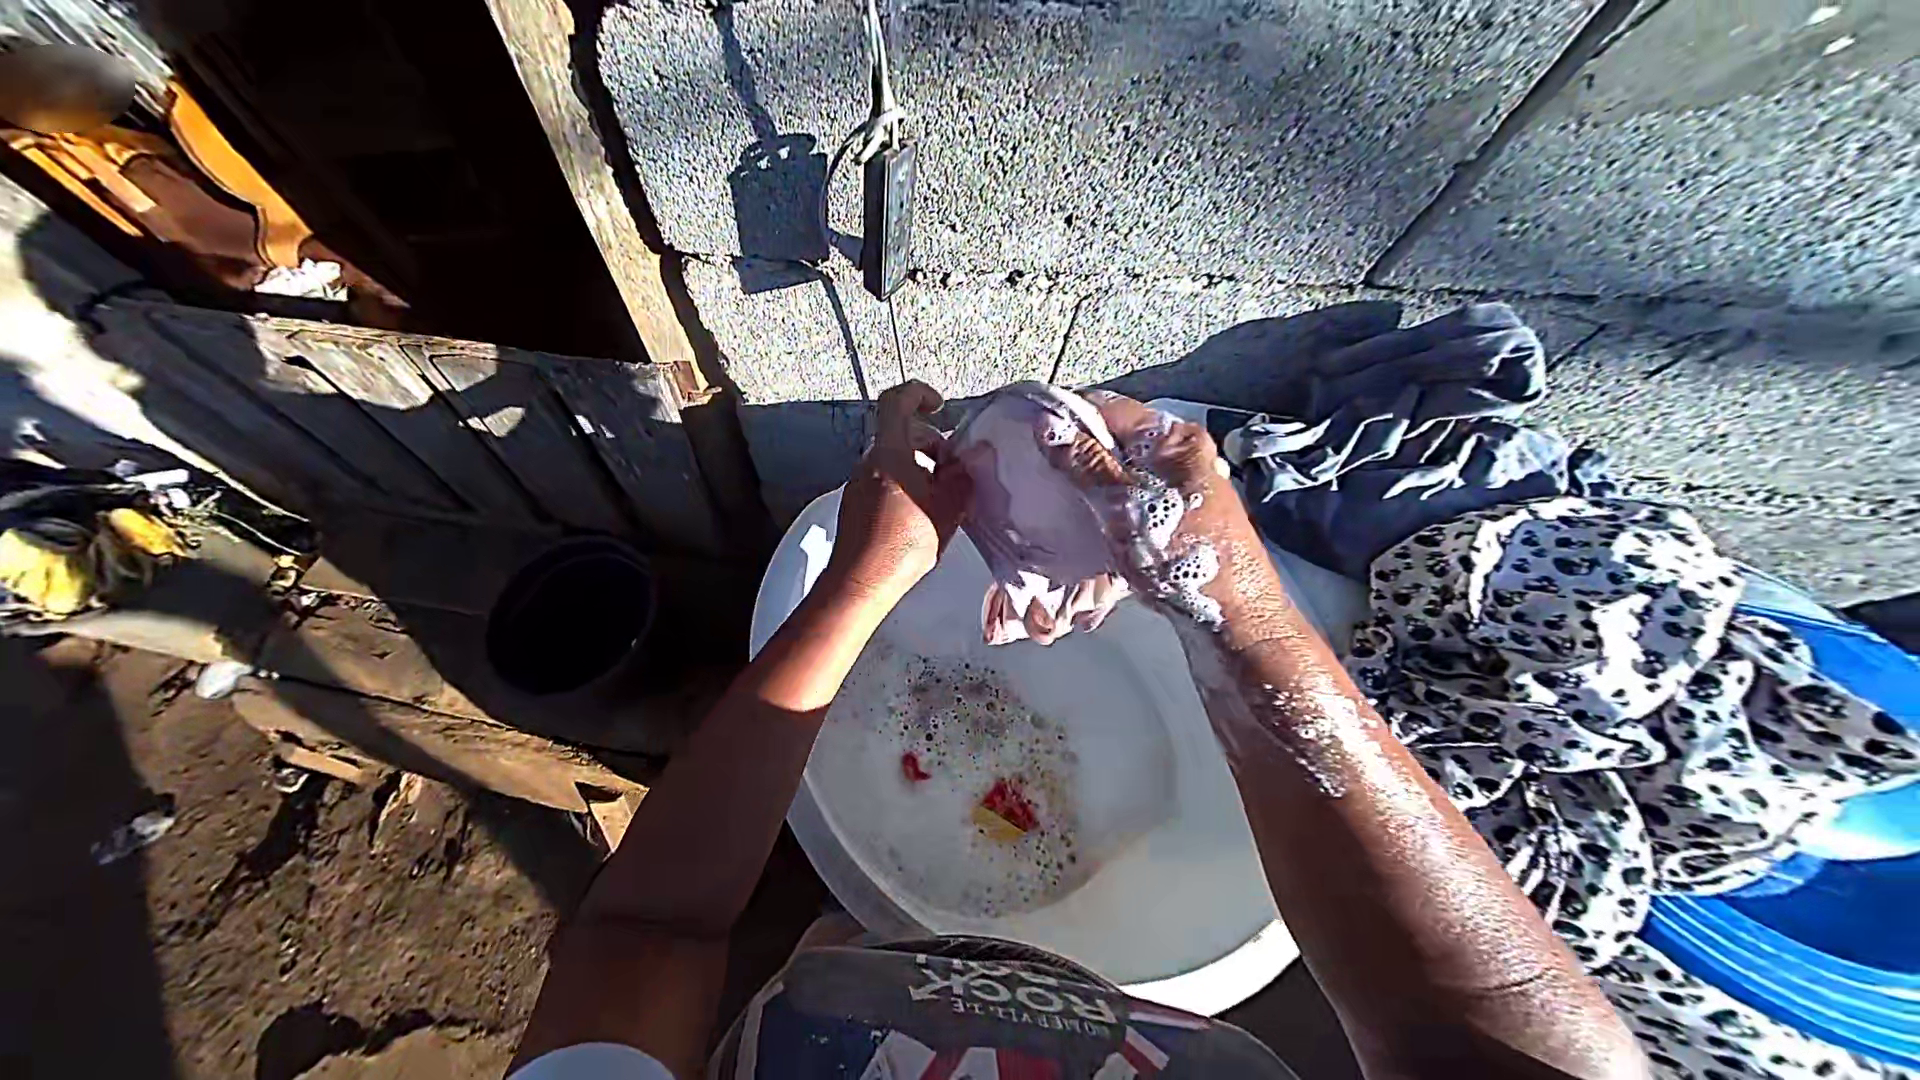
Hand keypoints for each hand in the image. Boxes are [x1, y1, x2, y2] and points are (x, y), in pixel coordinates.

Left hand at [822, 381, 970, 605]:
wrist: (861, 582)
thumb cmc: (903, 544)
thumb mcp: (947, 509)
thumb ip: (962, 478)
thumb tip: (969, 461)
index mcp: (889, 453)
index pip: (896, 401)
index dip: (919, 394)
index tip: (939, 406)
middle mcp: (868, 463)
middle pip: (899, 434)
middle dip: (930, 443)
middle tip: (952, 467)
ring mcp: (858, 484)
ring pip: (893, 460)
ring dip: (920, 467)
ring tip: (943, 495)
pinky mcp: (856, 505)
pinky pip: (885, 482)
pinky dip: (907, 485)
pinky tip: (924, 513)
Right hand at [1039, 391, 1291, 649]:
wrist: (1229, 614)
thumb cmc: (1182, 556)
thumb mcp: (1124, 507)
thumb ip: (1086, 464)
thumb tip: (1049, 426)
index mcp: (1175, 439)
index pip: (1109, 407)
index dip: (1067, 415)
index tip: (1030, 432)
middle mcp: (1180, 453)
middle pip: (1113, 436)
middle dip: (1074, 450)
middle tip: (1037, 467)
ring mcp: (1178, 482)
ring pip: (1119, 467)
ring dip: (1087, 478)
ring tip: (1053, 491)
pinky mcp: (1174, 510)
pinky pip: (1128, 492)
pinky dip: (1105, 499)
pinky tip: (1084, 515)